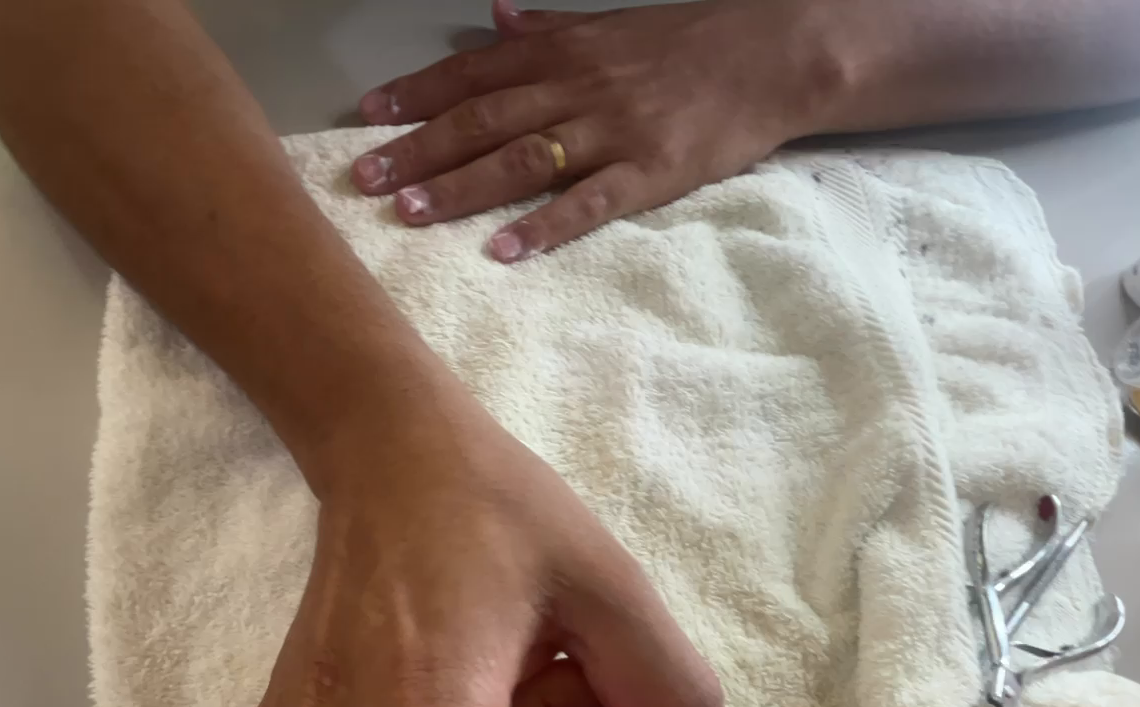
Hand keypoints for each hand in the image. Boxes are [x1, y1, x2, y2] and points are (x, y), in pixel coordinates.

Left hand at [351, 0, 836, 261]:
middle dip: (419, 150)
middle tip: (366, 180)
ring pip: (522, 158)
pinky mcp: (648, 173)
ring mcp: (611, 131)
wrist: (774, 53)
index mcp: (562, 52)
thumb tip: (494, 20)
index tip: (368, 119)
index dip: (416, 96)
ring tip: (412, 213)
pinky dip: (544, 226)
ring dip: (463, 187)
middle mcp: (575, 87)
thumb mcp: (610, 26)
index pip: (472, 74)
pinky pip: (588, 203)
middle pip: (482, 119)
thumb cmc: (685, 43)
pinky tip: (504, 250)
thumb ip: (547, 28)